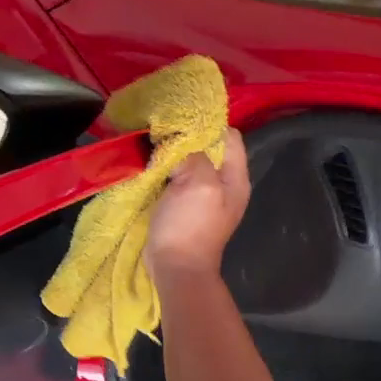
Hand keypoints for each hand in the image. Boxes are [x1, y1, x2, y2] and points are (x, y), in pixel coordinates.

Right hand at [145, 128, 249, 282]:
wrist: (175, 265)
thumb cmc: (191, 225)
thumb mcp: (199, 184)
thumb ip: (194, 156)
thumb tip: (178, 142)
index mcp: (234, 179)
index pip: (229, 138)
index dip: (207, 124)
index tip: (180, 116)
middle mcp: (221, 184)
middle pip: (207, 149)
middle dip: (185, 137)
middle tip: (159, 127)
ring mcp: (200, 196)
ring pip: (187, 162)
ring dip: (170, 153)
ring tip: (148, 142)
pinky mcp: (180, 205)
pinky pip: (172, 177)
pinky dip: (161, 168)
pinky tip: (145, 164)